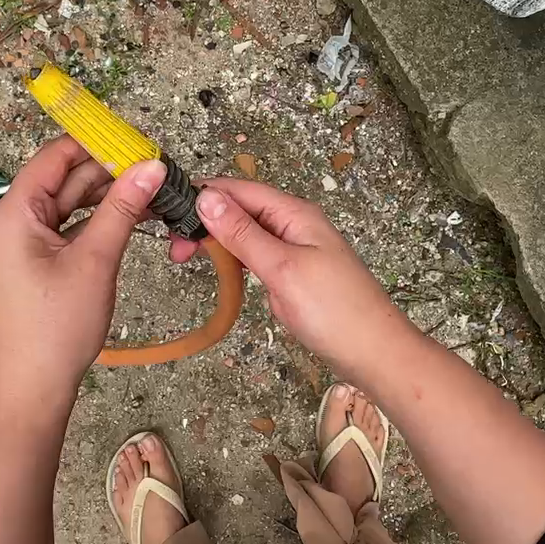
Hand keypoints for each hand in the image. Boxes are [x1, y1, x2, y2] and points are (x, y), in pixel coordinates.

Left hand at [0, 136, 166, 408]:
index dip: (97, 143)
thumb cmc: (55, 327)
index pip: (55, 156)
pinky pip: (64, 229)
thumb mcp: (94, 261)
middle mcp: (9, 221)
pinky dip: (94, 222)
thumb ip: (123, 208)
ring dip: (106, 198)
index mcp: (12, 212)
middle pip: (63, 179)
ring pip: (67, 205)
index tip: (140, 141)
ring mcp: (18, 244)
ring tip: (150, 192)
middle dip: (108, 172)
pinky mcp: (30, 264)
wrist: (28, 395)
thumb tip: (152, 165)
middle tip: (155, 169)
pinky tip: (128, 219)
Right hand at [186, 178, 416, 373]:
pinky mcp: (294, 272)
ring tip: (186, 257)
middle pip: (241, 208)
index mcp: (294, 212)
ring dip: (218, 239)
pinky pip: (258, 254)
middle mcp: (294, 223)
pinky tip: (222, 269)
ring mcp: (295, 248)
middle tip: (175, 250)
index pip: (240, 189)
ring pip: (247, 232)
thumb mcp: (281, 268)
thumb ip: (243, 234)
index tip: (168, 215)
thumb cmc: (333, 310)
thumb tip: (207, 197)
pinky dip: (235, 258)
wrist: (376, 354)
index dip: (203, 196)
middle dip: (206, 220)